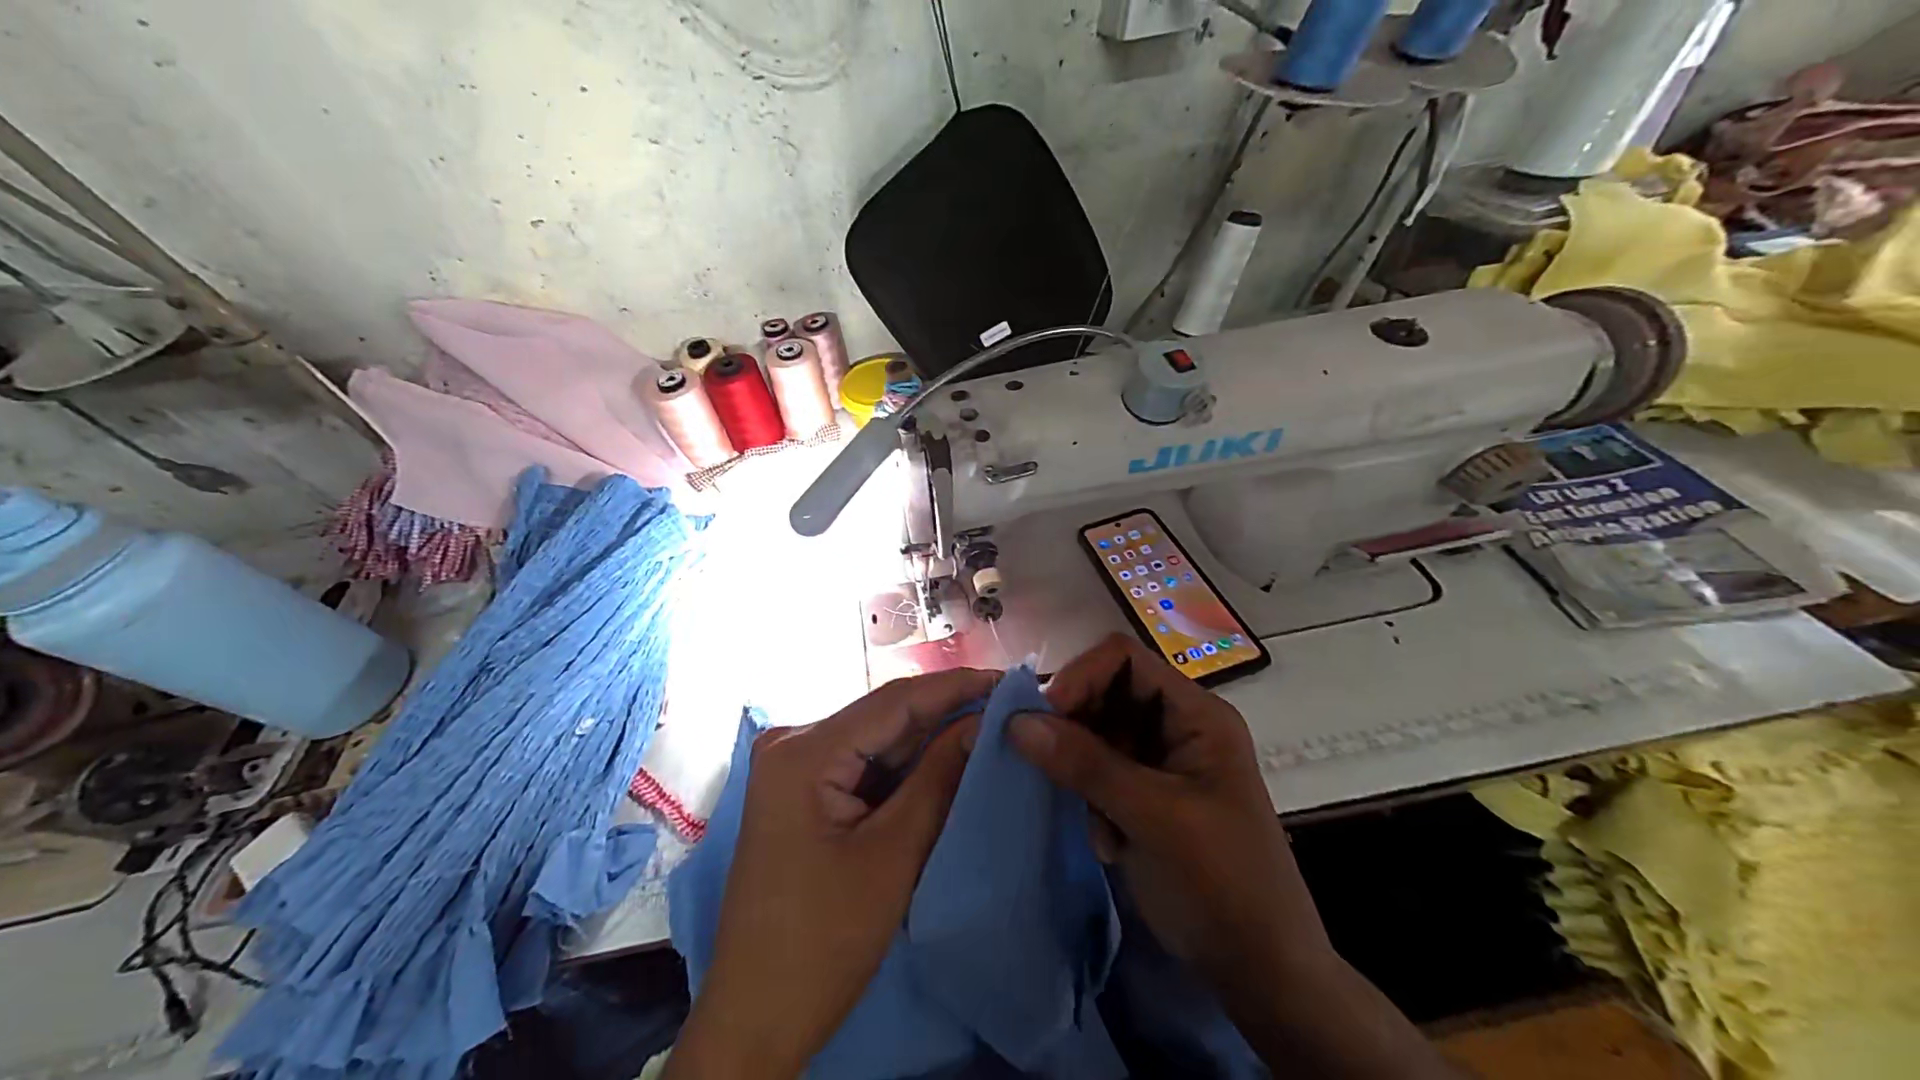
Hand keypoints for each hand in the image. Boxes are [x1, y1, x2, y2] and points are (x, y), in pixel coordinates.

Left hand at [668, 668, 995, 1079]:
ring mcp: (793, 769)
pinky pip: (863, 766)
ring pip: (877, 740)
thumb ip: (940, 777)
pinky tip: (949, 758)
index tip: (1013, 679)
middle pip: (884, 717)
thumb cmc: (825, 941)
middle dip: (947, 712)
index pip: (894, 701)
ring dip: (930, 738)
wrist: (758, 1015)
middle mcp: (792, 744)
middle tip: (1010, 705)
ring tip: (992, 725)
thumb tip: (985, 722)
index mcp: (803, 752)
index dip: (957, 686)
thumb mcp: (894, 854)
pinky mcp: (802, 794)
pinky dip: (905, 767)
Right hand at [1011, 636, 1458, 1077]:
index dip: (1079, 678)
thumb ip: (1087, 764)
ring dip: (1081, 775)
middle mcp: (1176, 725)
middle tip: (1055, 775)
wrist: (1259, 968)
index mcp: (1196, 714)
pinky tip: (1109, 843)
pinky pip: (1096, 774)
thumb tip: (1017, 721)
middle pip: (1103, 694)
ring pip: (1093, 736)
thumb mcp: (1154, 817)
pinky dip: (1090, 802)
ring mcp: (1159, 761)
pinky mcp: (1143, 795)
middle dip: (1075, 732)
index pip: (1123, 659)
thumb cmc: (1221, 882)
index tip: (1042, 720)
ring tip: (1098, 825)